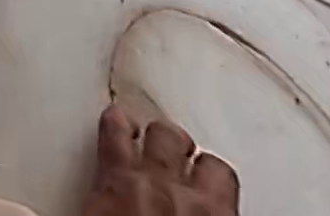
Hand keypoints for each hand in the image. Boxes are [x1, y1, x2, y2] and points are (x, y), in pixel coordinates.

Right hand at [81, 106, 238, 215]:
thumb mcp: (93, 215)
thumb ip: (100, 192)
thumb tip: (98, 194)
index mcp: (117, 180)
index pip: (114, 127)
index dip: (120, 123)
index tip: (121, 124)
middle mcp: (158, 182)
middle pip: (165, 133)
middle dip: (165, 137)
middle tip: (162, 143)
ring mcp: (200, 205)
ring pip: (212, 164)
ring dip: (205, 166)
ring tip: (201, 170)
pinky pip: (236, 195)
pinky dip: (228, 196)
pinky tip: (223, 201)